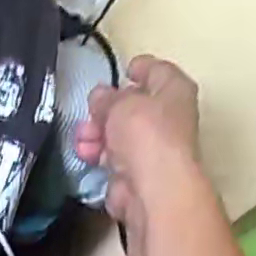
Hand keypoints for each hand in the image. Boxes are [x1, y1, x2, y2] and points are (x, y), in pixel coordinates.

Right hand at [73, 55, 201, 220]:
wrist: (150, 187)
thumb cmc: (145, 134)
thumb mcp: (121, 105)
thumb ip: (106, 98)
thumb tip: (99, 95)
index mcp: (173, 91)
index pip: (157, 72)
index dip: (141, 67)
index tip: (125, 67)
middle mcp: (166, 117)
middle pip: (133, 106)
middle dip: (107, 109)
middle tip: (88, 112)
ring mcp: (149, 147)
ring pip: (118, 133)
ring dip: (97, 133)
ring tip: (81, 137)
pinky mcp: (133, 173)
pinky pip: (111, 157)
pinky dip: (97, 154)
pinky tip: (85, 154)